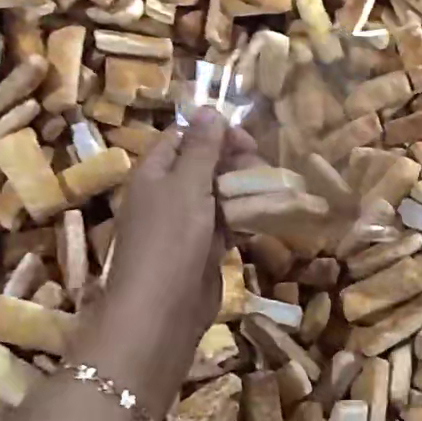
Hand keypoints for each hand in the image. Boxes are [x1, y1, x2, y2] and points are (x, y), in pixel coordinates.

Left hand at [90, 108, 253, 401]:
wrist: (161, 312)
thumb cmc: (170, 240)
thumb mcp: (187, 185)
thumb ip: (201, 148)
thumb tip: (209, 108)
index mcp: (152, 173)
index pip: (182, 138)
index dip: (213, 133)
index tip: (248, 141)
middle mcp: (165, 195)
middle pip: (201, 165)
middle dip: (233, 162)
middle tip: (262, 168)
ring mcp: (183, 225)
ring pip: (216, 195)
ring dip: (241, 190)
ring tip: (269, 191)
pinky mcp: (200, 251)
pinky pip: (224, 225)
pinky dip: (241, 218)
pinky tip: (262, 218)